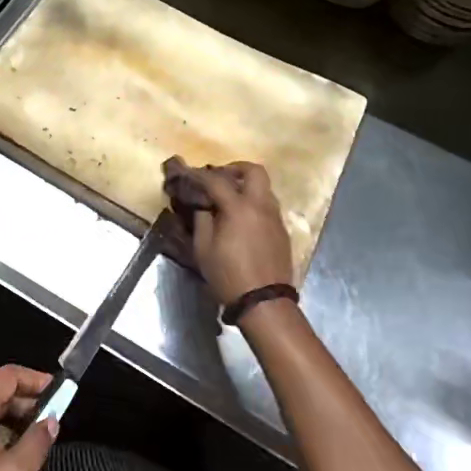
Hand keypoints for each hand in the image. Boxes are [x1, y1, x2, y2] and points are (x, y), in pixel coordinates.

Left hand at [0, 366, 58, 470]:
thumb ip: (36, 443)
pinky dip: (9, 448)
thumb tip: (52, 420)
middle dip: (31, 407)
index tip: (60, 393)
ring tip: (44, 455)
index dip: (35, 379)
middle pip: (2, 396)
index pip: (7, 376)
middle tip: (56, 425)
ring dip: (22, 432)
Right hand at [169, 160, 293, 307]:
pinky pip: (268, 205)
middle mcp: (261, 206)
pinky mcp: (282, 231)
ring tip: (228, 198)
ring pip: (264, 188)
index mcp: (239, 207)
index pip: (216, 180)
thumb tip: (202, 205)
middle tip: (219, 178)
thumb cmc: (228, 274)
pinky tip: (241, 218)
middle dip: (235, 169)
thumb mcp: (203, 248)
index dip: (199, 174)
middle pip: (254, 171)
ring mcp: (275, 218)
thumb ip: (202, 219)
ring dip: (246, 185)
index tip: (188, 172)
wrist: (264, 301)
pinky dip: (254, 202)